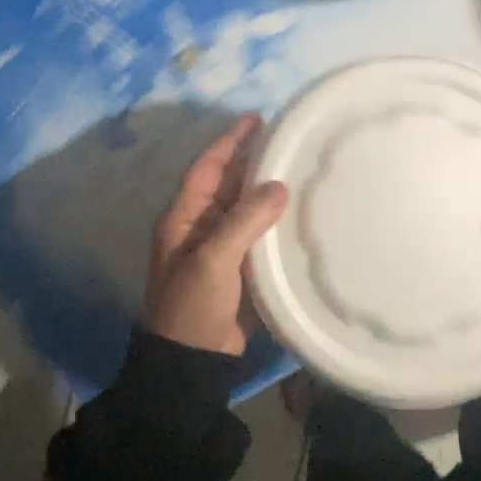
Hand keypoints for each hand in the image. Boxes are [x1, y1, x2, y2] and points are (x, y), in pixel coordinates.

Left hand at [147, 113, 289, 355]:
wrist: (190, 362)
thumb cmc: (192, 306)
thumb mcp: (214, 259)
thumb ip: (245, 220)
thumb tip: (279, 186)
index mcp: (183, 219)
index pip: (207, 168)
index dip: (230, 142)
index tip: (256, 119)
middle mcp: (199, 227)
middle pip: (226, 183)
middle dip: (250, 160)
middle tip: (284, 138)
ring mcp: (218, 249)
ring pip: (243, 207)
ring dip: (264, 189)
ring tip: (296, 166)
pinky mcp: (237, 269)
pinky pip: (256, 233)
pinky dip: (273, 219)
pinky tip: (297, 211)